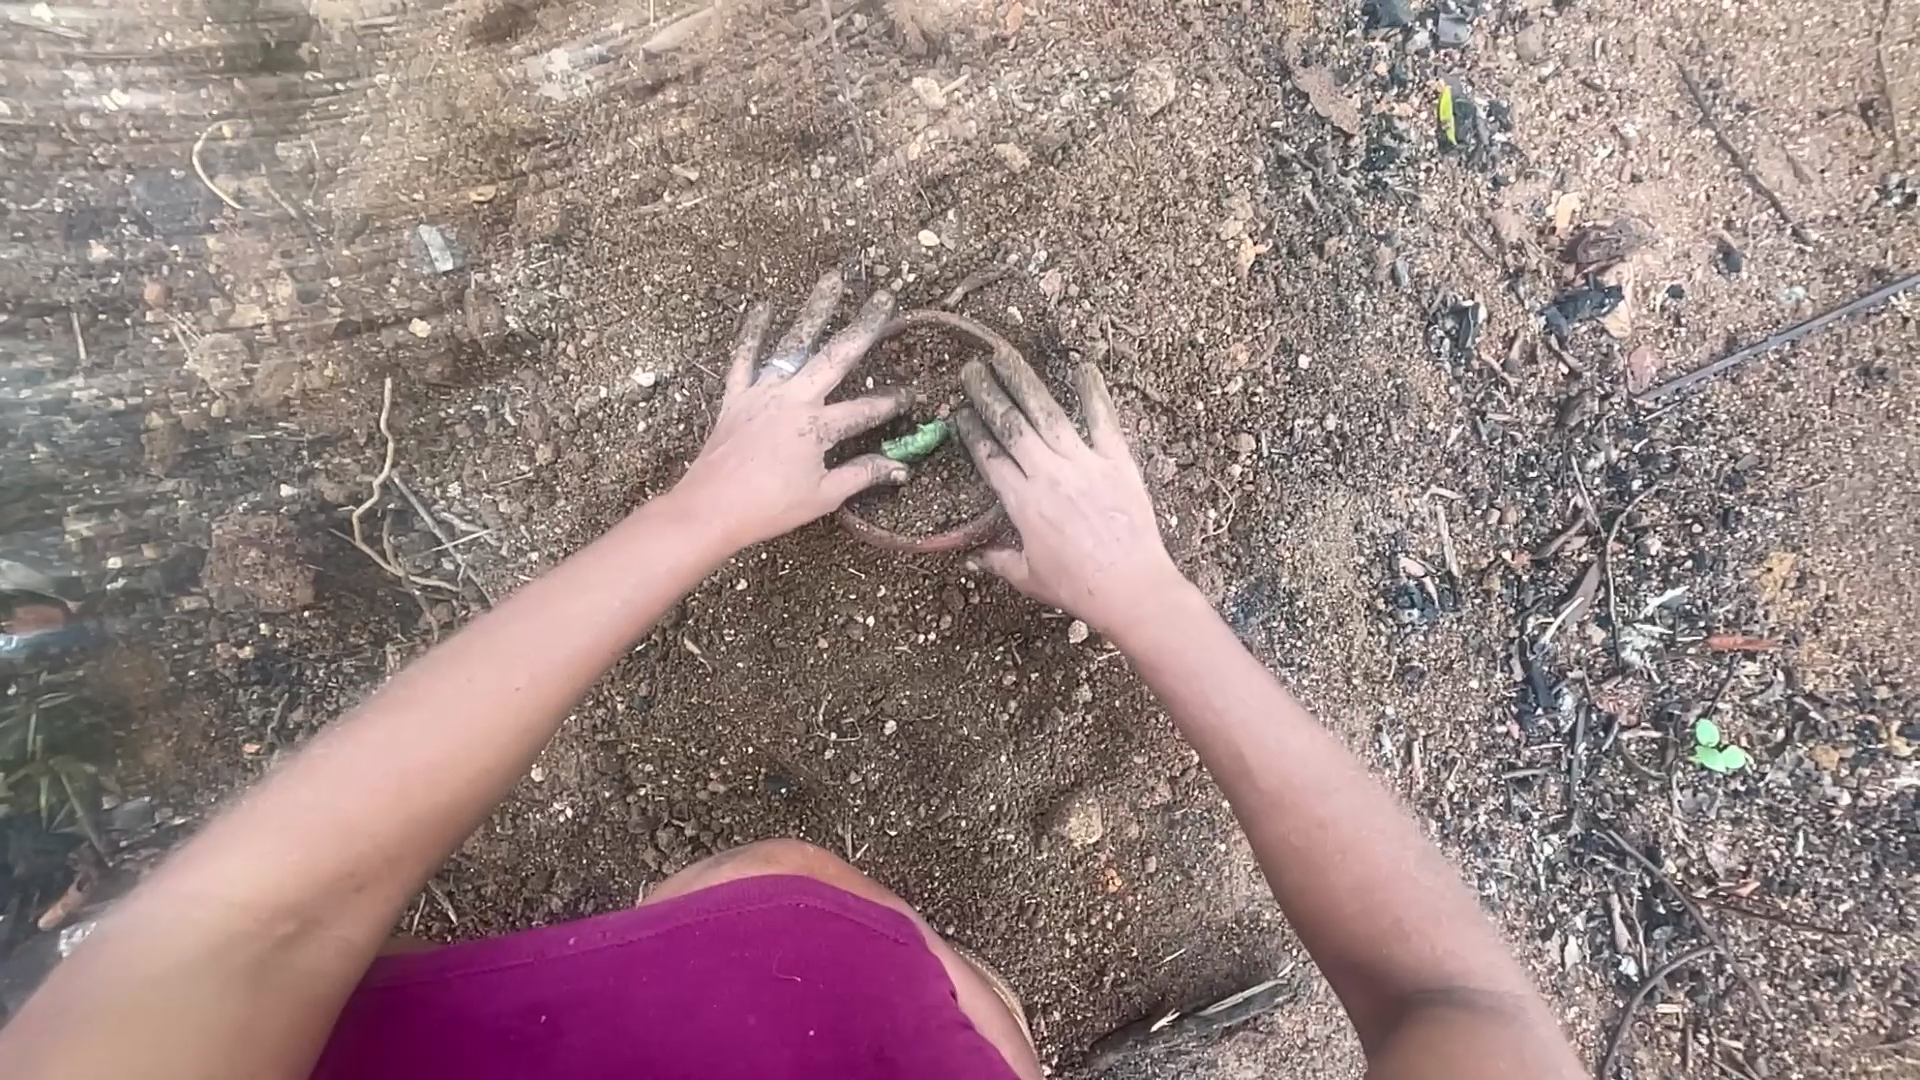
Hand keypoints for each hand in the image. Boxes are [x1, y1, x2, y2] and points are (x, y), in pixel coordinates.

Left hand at [675, 271, 912, 547]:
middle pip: (835, 356)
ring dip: (814, 311)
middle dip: (863, 326)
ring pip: (793, 344)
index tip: (911, 397)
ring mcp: (761, 393)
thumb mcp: (824, 496)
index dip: (891, 404)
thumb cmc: (770, 508)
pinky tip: (763, 307)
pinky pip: (745, 358)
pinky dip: (753, 332)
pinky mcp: (736, 398)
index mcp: (817, 427)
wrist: (711, 508)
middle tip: (884, 298)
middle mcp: (792, 400)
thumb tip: (899, 468)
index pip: (864, 411)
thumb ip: (862, 475)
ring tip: (831, 280)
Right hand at [952, 348, 1189, 637]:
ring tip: (1005, 356)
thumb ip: (999, 561)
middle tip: (972, 370)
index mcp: (1023, 503)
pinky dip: (1092, 391)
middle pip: (1011, 425)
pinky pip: (1102, 419)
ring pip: (1047, 414)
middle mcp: (1049, 475)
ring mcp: (1084, 464)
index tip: (960, 410)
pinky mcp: (1117, 462)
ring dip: (1024, 382)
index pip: (990, 458)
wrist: (1131, 587)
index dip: (972, 432)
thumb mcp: (1030, 578)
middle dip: (988, 394)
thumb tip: (973, 558)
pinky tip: (1082, 365)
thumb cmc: (1078, 587)